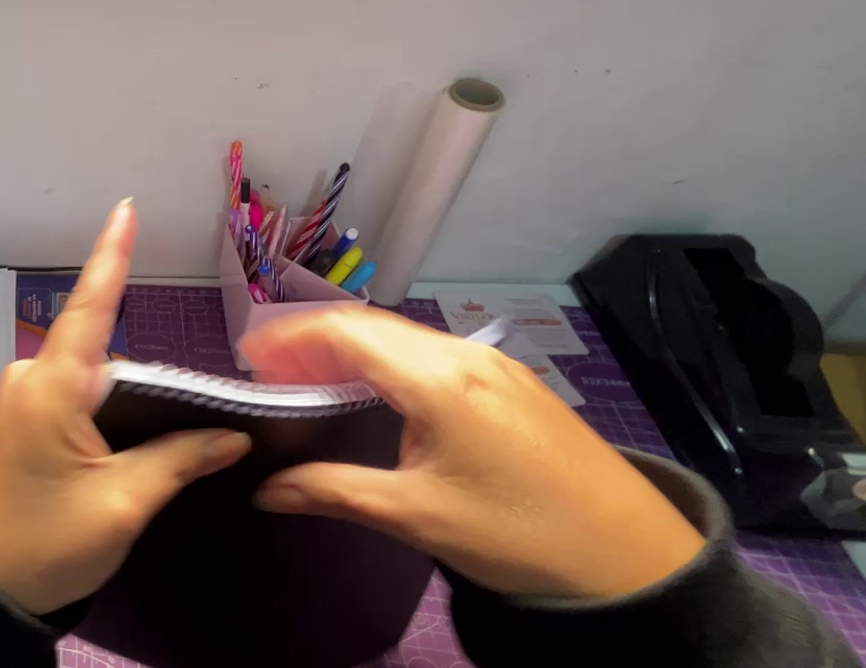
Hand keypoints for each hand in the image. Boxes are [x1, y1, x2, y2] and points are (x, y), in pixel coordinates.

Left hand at [0, 199, 251, 614]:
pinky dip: (105, 409)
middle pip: (103, 352)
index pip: (90, 308)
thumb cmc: (48, 543)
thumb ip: (177, 460)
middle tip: (193, 424)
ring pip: (91, 378)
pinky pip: (73, 394)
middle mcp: (32, 376)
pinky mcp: (23, 414)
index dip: (110, 256)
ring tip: (154, 449)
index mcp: (51, 386)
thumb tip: (230, 435)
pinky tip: (128, 442)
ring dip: (126, 400)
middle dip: (148, 379)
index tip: (125, 209)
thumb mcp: (122, 504)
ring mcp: (23, 394)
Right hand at [242, 307, 703, 597]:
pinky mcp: (511, 383)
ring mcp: (492, 365)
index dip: (289, 335)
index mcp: (437, 379)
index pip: (343, 331)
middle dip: (311, 340)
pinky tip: (374, 390)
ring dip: (348, 348)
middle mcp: (463, 355)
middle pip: (367, 325)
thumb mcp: (417, 516)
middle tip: (272, 372)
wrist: (645, 569)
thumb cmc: (523, 536)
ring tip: (313, 380)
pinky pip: (429, 352)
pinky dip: (385, 359)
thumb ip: (331, 491)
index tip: (250, 356)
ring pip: (399, 336)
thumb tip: (265, 492)